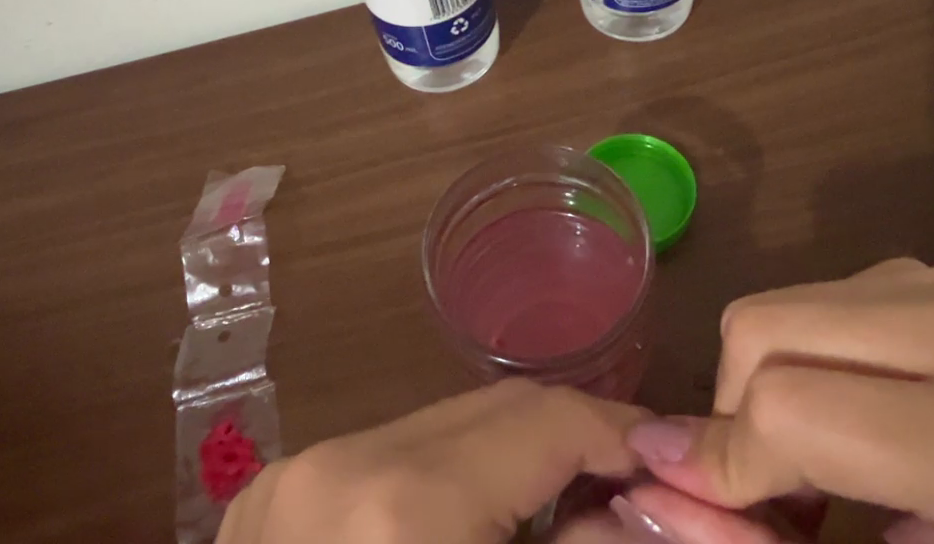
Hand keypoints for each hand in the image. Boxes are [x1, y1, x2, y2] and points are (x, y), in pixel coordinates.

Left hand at [216, 378, 648, 543]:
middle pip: (494, 408)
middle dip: (568, 440)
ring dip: (504, 457)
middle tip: (621, 485)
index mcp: (408, 502)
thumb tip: (643, 507)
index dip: (620, 433)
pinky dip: (441, 477)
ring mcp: (294, 472)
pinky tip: (459, 525)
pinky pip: (384, 456)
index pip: (546, 417)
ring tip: (547, 506)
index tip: (666, 461)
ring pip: (438, 427)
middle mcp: (344, 460)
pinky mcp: (267, 493)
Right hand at [619, 259, 933, 543]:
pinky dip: (792, 358)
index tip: (679, 495)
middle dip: (730, 413)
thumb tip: (659, 479)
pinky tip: (840, 411)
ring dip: (756, 383)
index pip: (793, 410)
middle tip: (764, 491)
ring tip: (807, 456)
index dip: (723, 460)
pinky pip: (808, 301)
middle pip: (765, 331)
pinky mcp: (933, 271)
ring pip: (775, 308)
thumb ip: (781, 537)